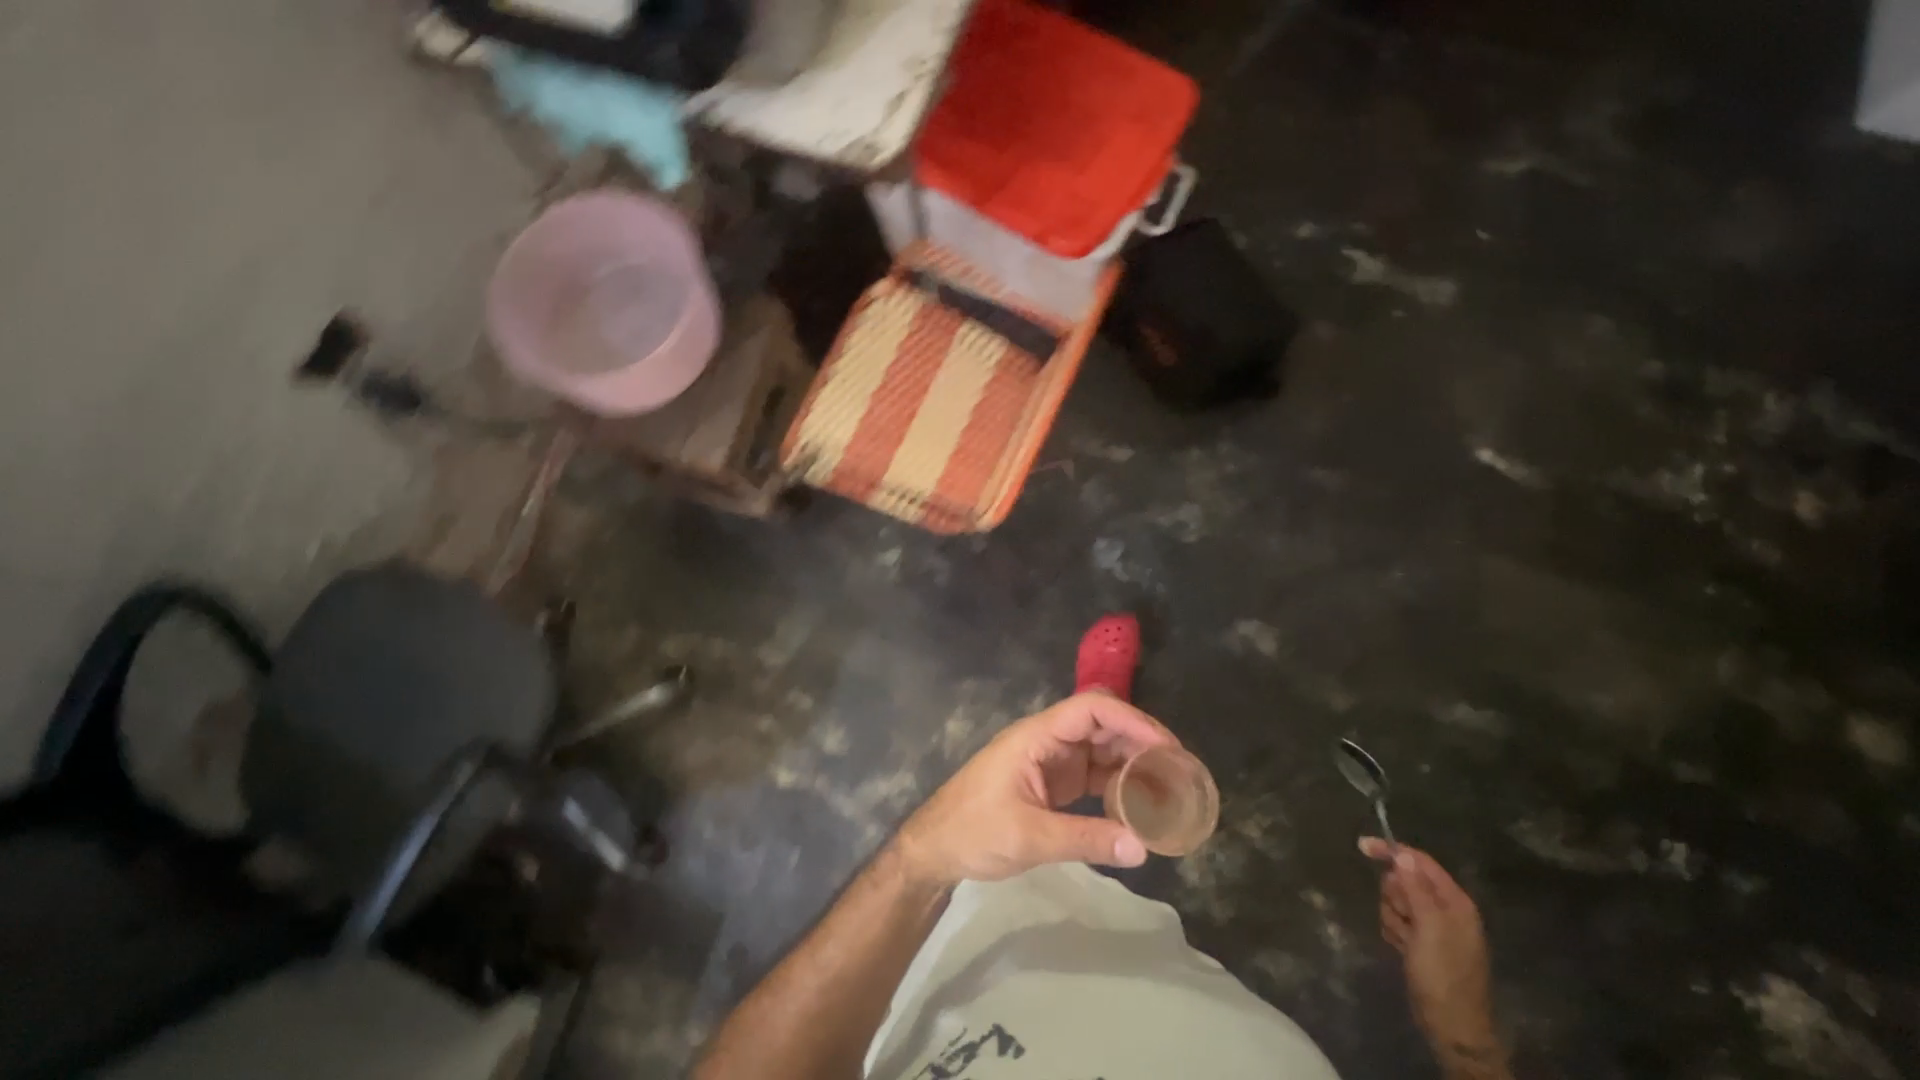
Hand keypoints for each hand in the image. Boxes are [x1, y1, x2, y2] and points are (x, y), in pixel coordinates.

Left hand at [892, 693, 1177, 886]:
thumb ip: (1085, 840)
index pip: (1091, 709)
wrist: (934, 849)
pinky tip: (1139, 804)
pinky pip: (1092, 775)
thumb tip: (1141, 847)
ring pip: (1100, 749)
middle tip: (1179, 769)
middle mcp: (1046, 741)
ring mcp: (1049, 762)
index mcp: (1036, 737)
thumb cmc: (972, 832)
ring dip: (1132, 763)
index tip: (1166, 747)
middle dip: (1140, 741)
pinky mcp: (1051, 784)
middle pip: (1102, 725)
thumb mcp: (1029, 837)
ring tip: (1168, 787)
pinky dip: (1117, 785)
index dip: (1132, 720)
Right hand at [1361, 838, 1507, 1077]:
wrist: (1450, 1024)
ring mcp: (1432, 927)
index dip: (1392, 852)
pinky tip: (1403, 950)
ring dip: (1393, 919)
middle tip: (1405, 920)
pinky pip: (1395, 923)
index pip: (1420, 863)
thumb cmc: (1443, 973)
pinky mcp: (1419, 942)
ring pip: (1396, 903)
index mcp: (1455, 901)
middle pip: (1404, 881)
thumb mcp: (1430, 927)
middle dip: (1395, 897)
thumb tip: (1402, 854)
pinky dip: (1394, 933)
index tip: (1362, 846)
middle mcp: (1444, 909)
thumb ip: (1416, 889)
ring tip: (1406, 942)